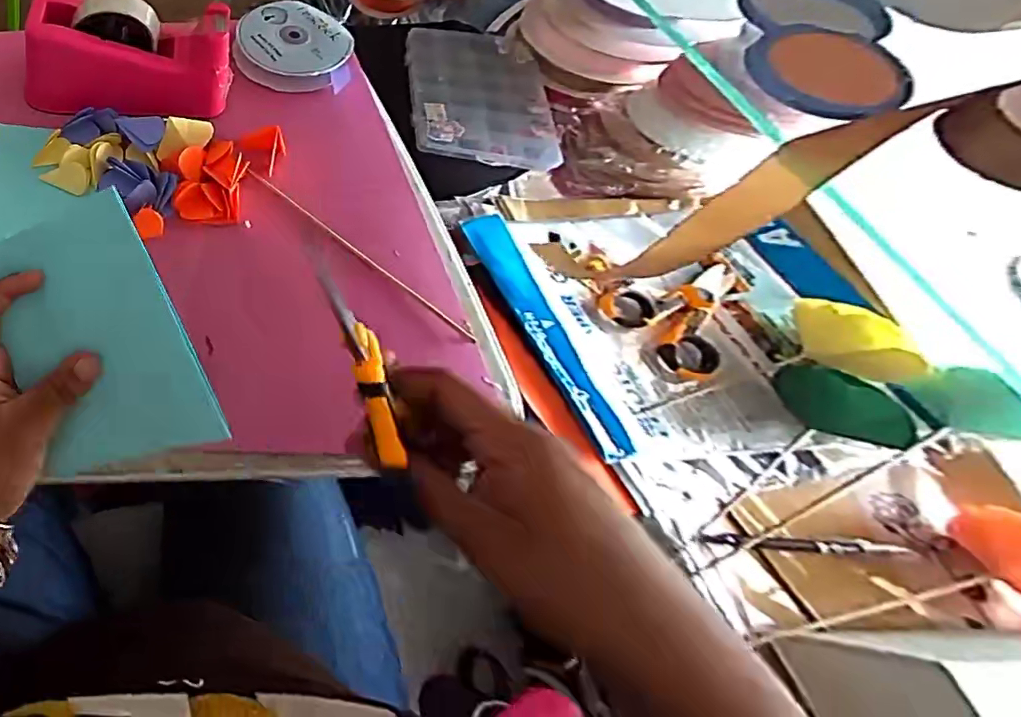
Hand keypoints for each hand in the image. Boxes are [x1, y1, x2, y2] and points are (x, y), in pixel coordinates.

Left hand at [0, 271, 98, 555]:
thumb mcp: (25, 429)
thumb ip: (58, 393)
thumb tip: (91, 359)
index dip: (6, 288)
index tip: (38, 278)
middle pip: (5, 323)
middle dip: (34, 305)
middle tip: (68, 293)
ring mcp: (0, 387)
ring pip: (24, 349)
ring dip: (50, 336)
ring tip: (82, 322)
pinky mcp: (15, 404)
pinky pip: (37, 372)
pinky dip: (57, 364)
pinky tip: (82, 364)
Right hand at [370, 371, 799, 715]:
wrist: (656, 634)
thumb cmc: (558, 578)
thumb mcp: (477, 534)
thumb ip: (424, 483)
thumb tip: (379, 451)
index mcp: (510, 438)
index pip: (442, 385)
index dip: (398, 385)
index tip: (363, 402)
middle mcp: (530, 436)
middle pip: (458, 406)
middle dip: (411, 419)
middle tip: (377, 448)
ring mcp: (548, 458)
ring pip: (477, 432)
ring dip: (436, 443)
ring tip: (409, 473)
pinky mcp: (559, 483)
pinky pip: (498, 454)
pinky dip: (465, 462)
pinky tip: (452, 490)